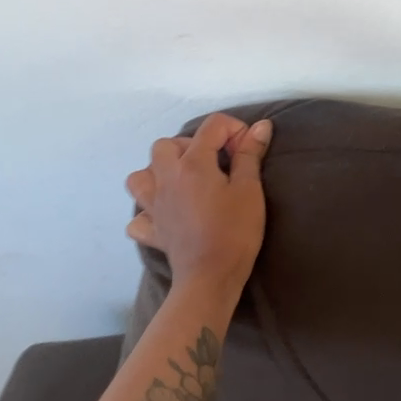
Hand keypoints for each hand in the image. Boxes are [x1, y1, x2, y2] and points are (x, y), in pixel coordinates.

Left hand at [125, 113, 272, 294]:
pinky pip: (139, 215)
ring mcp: (152, 205)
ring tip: (185, 182)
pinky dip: (150, 211)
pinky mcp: (150, 229)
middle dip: (192, 145)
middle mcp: (166, 178)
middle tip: (217, 162)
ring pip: (141, 176)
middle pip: (166, 145)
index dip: (235, 130)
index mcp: (193, 164)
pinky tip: (168, 215)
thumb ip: (250, 154)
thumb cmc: (235, 229)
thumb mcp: (250, 188)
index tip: (248, 151)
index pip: (212, 127)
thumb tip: (260, 125)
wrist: (210, 275)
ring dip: (160, 173)